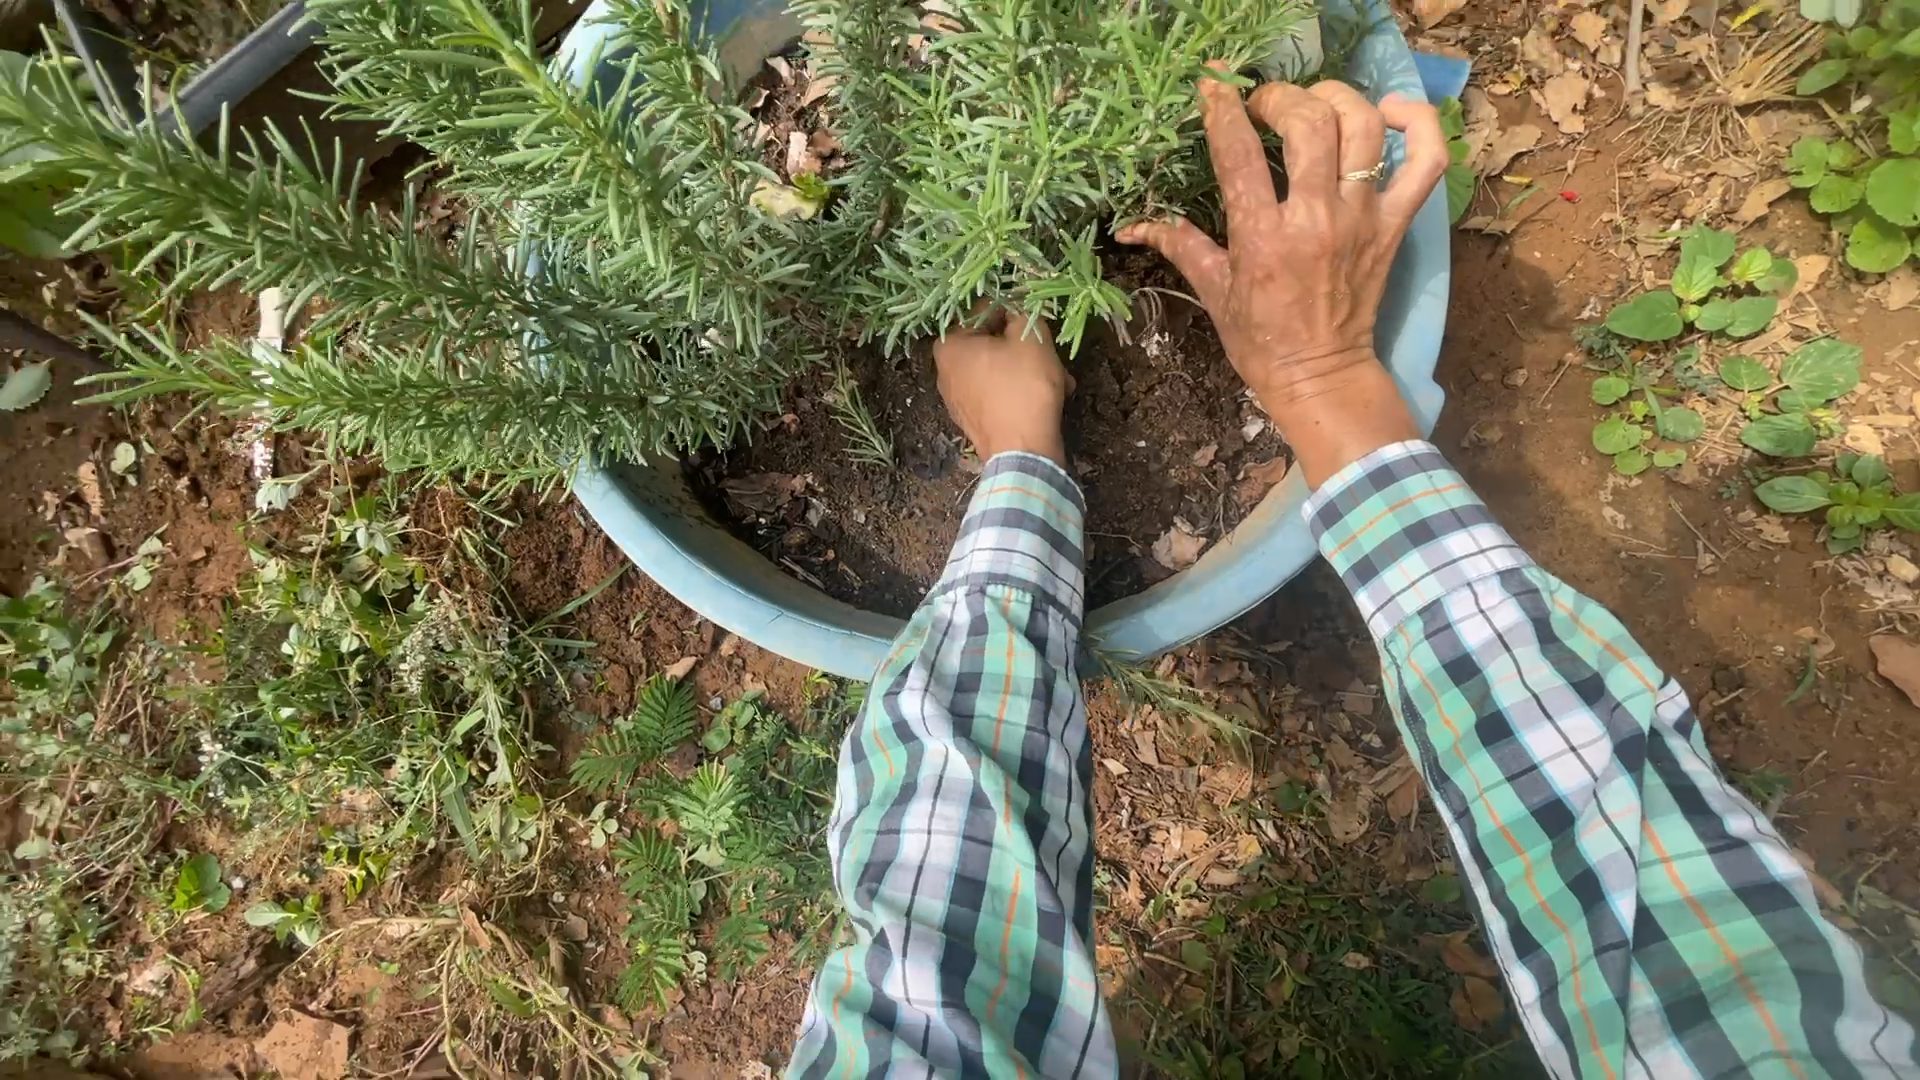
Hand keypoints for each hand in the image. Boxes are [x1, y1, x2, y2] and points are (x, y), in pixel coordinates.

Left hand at [933, 311, 1071, 467]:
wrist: (1023, 453)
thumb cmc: (1024, 387)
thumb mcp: (1030, 337)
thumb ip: (1022, 310)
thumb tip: (1018, 302)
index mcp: (948, 345)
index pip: (982, 309)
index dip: (1014, 309)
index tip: (1037, 319)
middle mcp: (944, 372)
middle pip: (990, 342)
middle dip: (1024, 345)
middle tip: (1049, 350)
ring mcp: (957, 399)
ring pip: (998, 369)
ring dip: (1028, 368)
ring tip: (1057, 377)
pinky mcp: (973, 420)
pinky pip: (997, 392)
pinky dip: (1019, 390)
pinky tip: (1046, 397)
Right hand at [1117, 74, 1447, 486]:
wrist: (1317, 374)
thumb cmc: (1259, 340)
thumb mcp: (1213, 293)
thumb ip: (1180, 247)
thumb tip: (1132, 226)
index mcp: (1261, 239)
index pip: (1239, 156)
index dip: (1222, 113)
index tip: (1213, 89)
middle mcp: (1314, 219)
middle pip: (1308, 125)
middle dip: (1280, 99)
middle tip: (1263, 105)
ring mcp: (1361, 219)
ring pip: (1362, 127)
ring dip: (1336, 99)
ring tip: (1315, 103)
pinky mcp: (1394, 225)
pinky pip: (1425, 159)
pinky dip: (1416, 123)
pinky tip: (1387, 113)